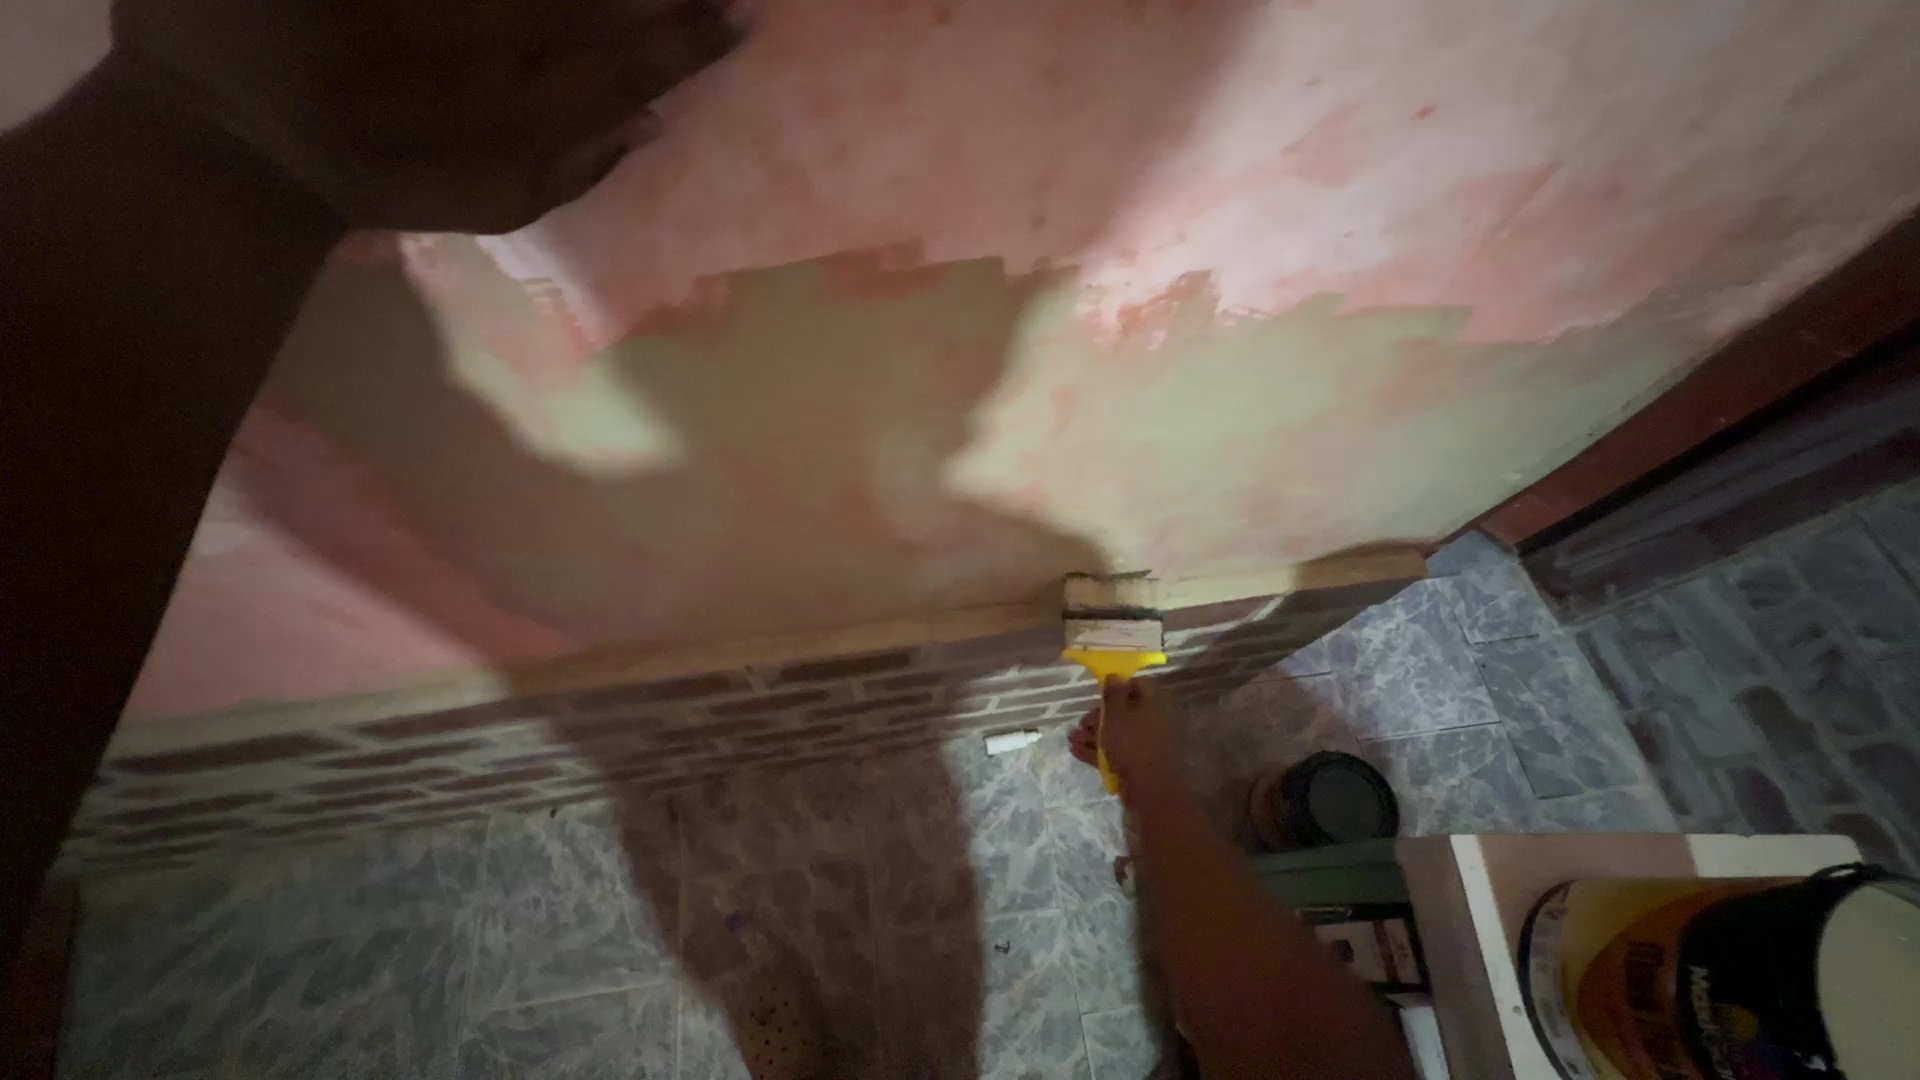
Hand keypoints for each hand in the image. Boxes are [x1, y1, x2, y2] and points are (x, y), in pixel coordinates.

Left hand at [109, 0, 740, 232]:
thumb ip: (580, 170)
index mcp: (521, 118)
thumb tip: (655, 122)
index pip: (630, 71)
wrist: (242, 134)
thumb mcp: (499, 206)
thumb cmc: (392, 182)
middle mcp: (485, 46)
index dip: (689, 43)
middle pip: (588, 0)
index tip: (738, 18)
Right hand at [1069, 676, 1186, 798]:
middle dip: (1099, 716)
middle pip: (1125, 711)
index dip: (1117, 687)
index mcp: (1154, 704)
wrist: (1151, 791)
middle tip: (1081, 723)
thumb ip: (1113, 694)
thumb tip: (1114, 675)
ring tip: (1072, 739)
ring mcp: (1148, 744)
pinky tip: (1077, 751)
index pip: (1138, 684)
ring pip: (1119, 733)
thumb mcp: (1116, 715)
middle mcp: (1154, 721)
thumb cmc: (1132, 744)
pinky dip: (1100, 750)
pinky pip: (1119, 752)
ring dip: (1094, 735)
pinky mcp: (1140, 764)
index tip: (1100, 696)